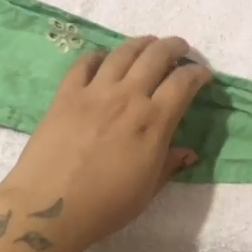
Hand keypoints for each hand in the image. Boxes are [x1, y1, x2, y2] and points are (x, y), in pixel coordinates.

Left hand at [0, 36, 213, 248]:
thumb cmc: (105, 206)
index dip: (198, 73)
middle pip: (156, 57)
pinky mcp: (66, 94)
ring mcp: (94, 92)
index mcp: (153, 122)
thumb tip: (188, 152)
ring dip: (141, 43)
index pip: (183, 83)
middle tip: (180, 48)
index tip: (203, 74)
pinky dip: (100, 55)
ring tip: (149, 43)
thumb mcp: (147, 191)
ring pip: (123, 53)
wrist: (49, 208)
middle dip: (174, 47)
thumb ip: (169, 165)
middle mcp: (127, 97)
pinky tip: (105, 59)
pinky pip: (85, 63)